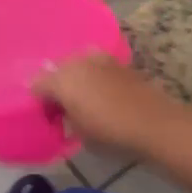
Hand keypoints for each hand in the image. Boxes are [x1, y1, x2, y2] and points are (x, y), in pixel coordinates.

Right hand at [32, 52, 182, 154]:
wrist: (155, 124)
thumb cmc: (110, 132)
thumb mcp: (79, 133)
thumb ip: (65, 118)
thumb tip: (64, 113)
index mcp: (59, 80)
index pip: (36, 85)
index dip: (40, 103)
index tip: (50, 119)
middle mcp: (75, 62)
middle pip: (56, 71)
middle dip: (58, 87)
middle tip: (66, 109)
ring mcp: (99, 59)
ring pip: (77, 65)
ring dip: (78, 79)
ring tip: (86, 99)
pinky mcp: (119, 63)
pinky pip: (98, 67)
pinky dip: (97, 77)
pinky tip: (105, 94)